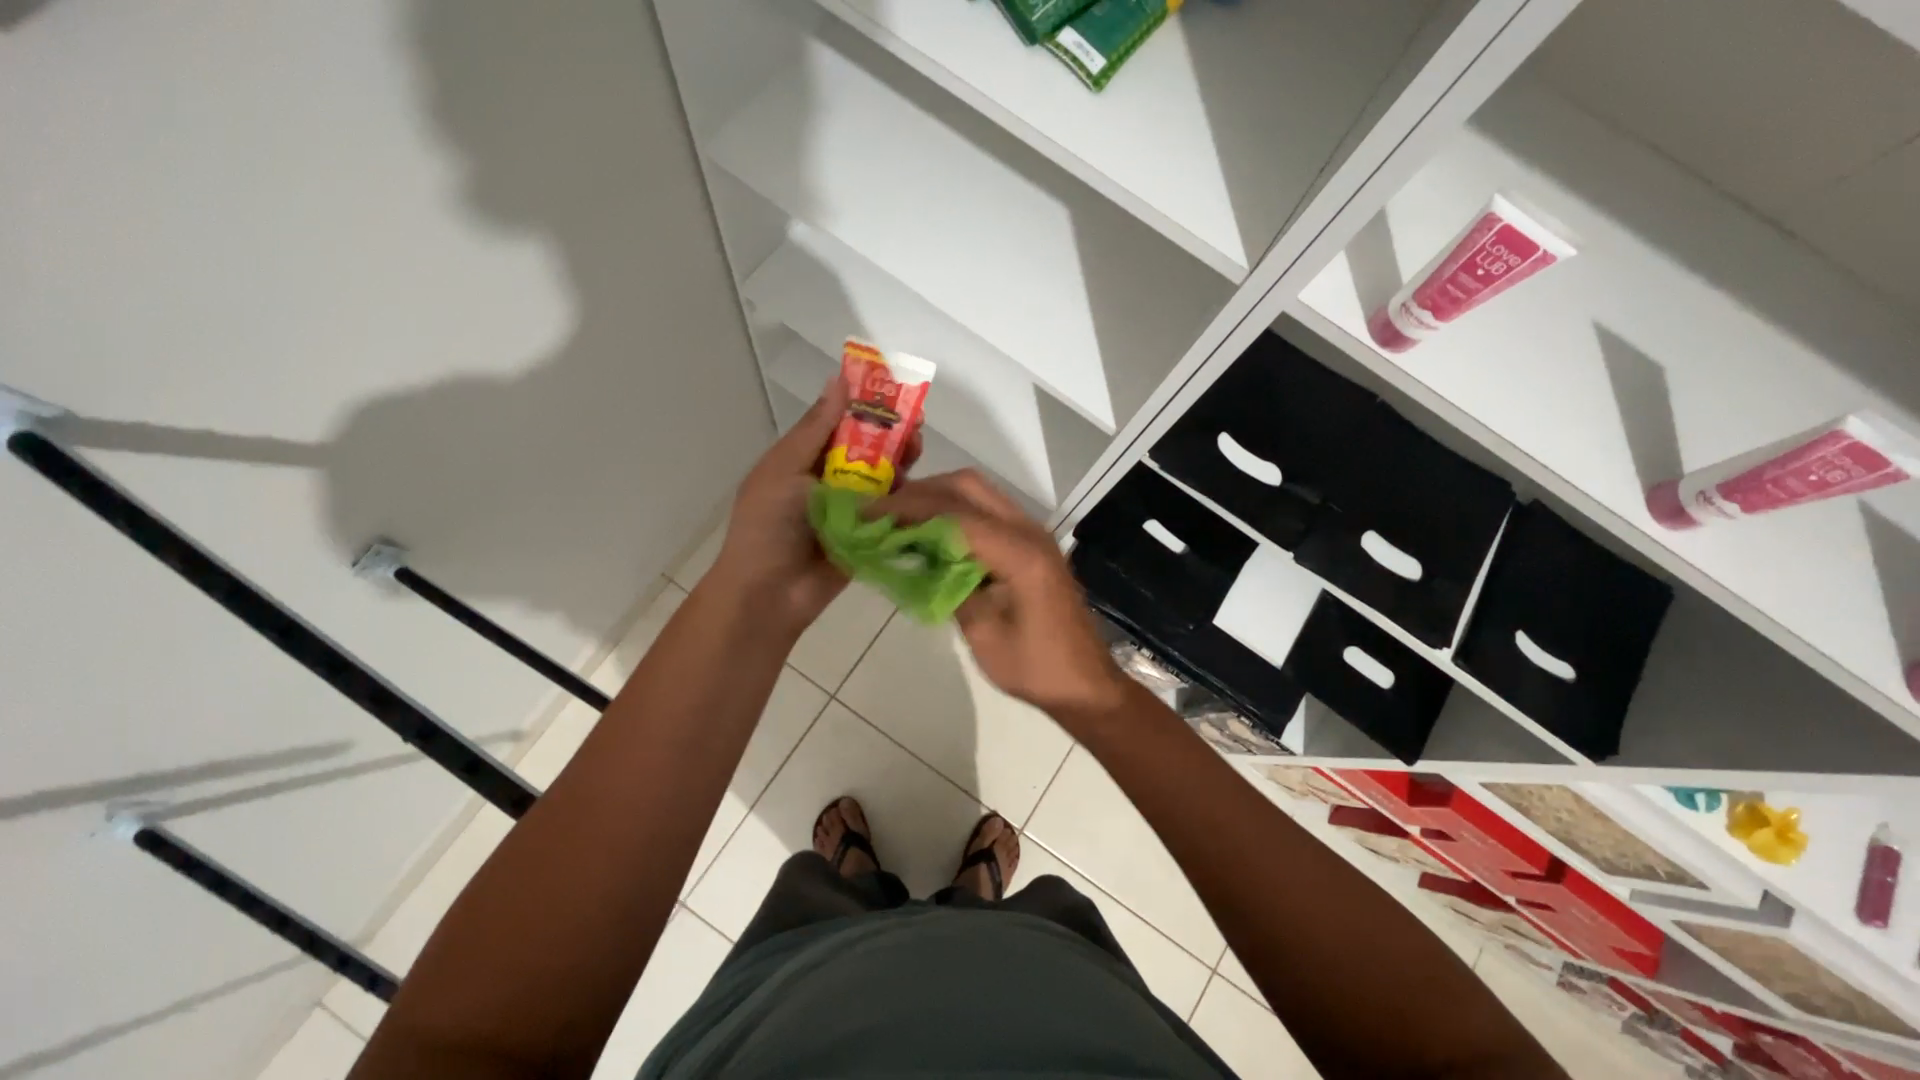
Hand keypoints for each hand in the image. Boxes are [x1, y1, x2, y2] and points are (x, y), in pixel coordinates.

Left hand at [710, 378, 917, 635]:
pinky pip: (892, 511)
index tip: (895, 391)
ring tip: (918, 451)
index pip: (840, 423)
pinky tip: (921, 487)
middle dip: (892, 434)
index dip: (866, 406)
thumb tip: (840, 378)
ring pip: (884, 478)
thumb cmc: (767, 525)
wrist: (769, 593)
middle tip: (916, 426)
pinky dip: (907, 498)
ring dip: (902, 462)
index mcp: (804, 459)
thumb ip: (816, 429)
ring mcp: (851, 509)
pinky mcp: (869, 536)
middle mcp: (830, 480)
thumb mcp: (784, 469)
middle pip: (869, 449)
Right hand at [874, 470, 1130, 722]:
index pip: (954, 514)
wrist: (1084, 684)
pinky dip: (955, 514)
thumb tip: (913, 558)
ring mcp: (1034, 535)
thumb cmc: (1034, 668)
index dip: (908, 508)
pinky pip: (989, 513)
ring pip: (979, 494)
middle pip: (968, 487)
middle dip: (921, 492)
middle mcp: (1029, 531)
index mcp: (1020, 553)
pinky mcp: (1032, 545)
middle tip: (881, 510)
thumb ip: (947, 588)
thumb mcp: (983, 634)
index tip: (867, 514)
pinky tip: (929, 535)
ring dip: (938, 498)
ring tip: (898, 517)